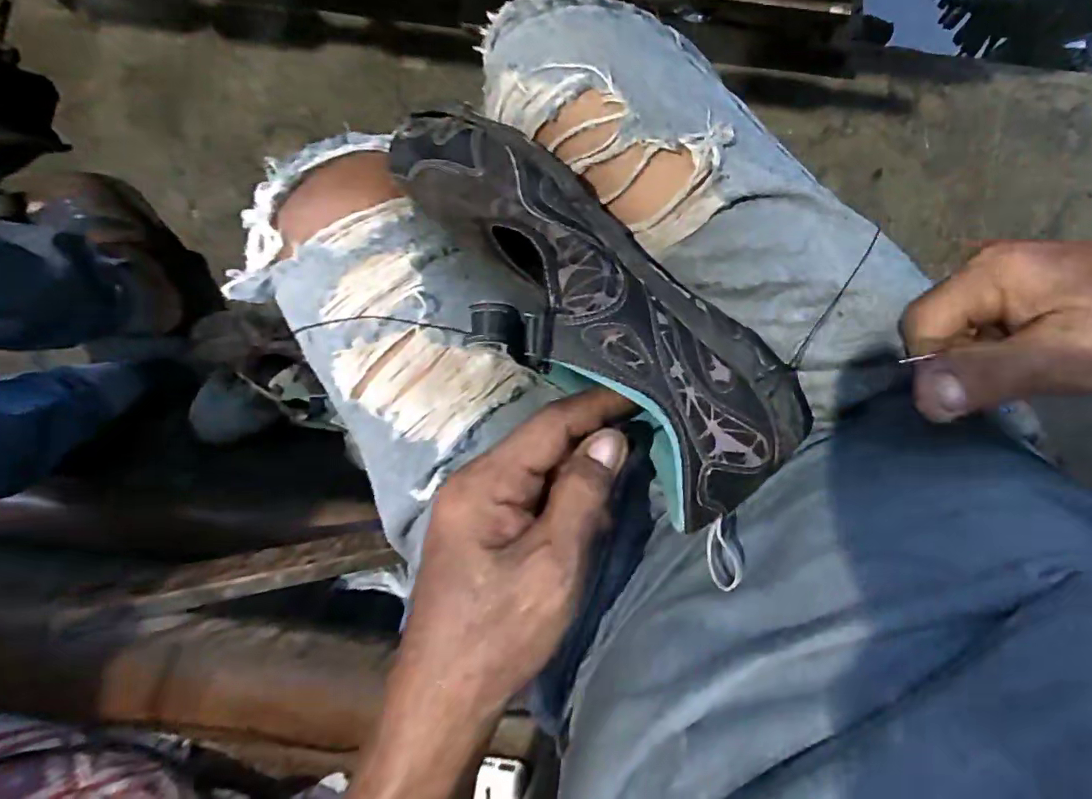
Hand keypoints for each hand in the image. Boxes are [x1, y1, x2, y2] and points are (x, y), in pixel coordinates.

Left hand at [352, 389, 636, 798]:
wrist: (443, 701)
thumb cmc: (501, 633)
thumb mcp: (554, 562)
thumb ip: (583, 493)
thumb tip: (612, 437)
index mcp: (485, 482)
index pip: (552, 422)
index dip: (600, 403)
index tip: (644, 390)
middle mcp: (475, 481)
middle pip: (545, 437)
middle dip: (596, 428)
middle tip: (648, 421)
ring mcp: (476, 503)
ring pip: (542, 461)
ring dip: (585, 459)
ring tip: (631, 454)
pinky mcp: (484, 525)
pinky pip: (534, 486)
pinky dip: (569, 485)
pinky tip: (596, 496)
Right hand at [899, 242, 1091, 421]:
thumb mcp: (1058, 359)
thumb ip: (987, 374)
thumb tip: (920, 398)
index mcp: (986, 271)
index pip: (919, 324)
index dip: (937, 367)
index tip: (982, 394)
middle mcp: (987, 262)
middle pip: (939, 323)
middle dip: (963, 363)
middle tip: (1016, 383)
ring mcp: (1010, 269)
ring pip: (964, 325)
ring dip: (984, 358)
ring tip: (1034, 371)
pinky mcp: (1029, 283)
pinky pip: (990, 320)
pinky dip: (1002, 347)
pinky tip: (1042, 356)